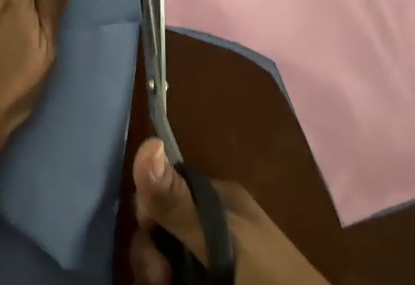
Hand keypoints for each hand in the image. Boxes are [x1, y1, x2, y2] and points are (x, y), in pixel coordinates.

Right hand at [130, 138, 331, 284]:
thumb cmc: (268, 277)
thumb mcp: (221, 239)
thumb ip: (179, 202)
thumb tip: (146, 143)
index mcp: (215, 200)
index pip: (162, 188)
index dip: (146, 210)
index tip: (149, 235)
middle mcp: (208, 224)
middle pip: (158, 227)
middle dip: (149, 252)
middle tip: (161, 279)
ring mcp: (210, 259)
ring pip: (163, 256)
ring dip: (153, 273)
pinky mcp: (211, 280)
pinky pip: (177, 274)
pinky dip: (166, 282)